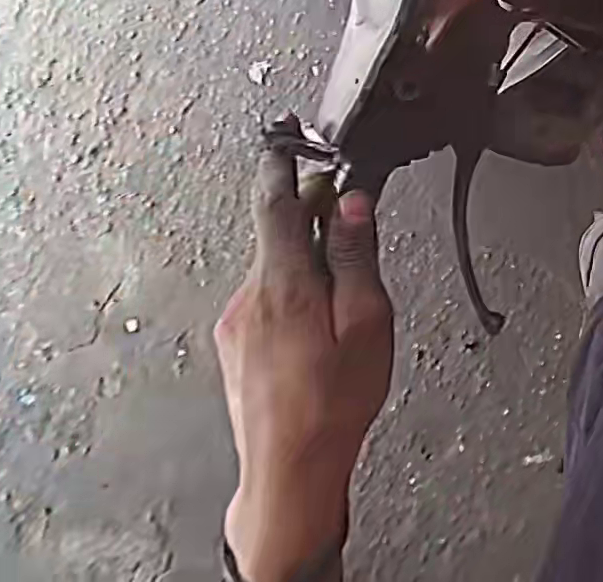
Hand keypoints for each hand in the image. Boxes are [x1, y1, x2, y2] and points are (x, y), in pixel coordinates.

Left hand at [216, 137, 394, 581]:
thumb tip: (353, 204)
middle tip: (353, 217)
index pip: (277, 204)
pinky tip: (321, 315)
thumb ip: (357, 255)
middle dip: (316, 213)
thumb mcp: (367, 320)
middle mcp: (250, 296)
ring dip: (310, 253)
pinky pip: (268, 287)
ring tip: (345, 291)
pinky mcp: (235, 338)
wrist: (290, 467)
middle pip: (281, 229)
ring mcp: (237, 319)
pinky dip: (296, 280)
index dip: (283, 164)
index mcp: (286, 284)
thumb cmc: (335, 398)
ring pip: (278, 260)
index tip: (286, 136)